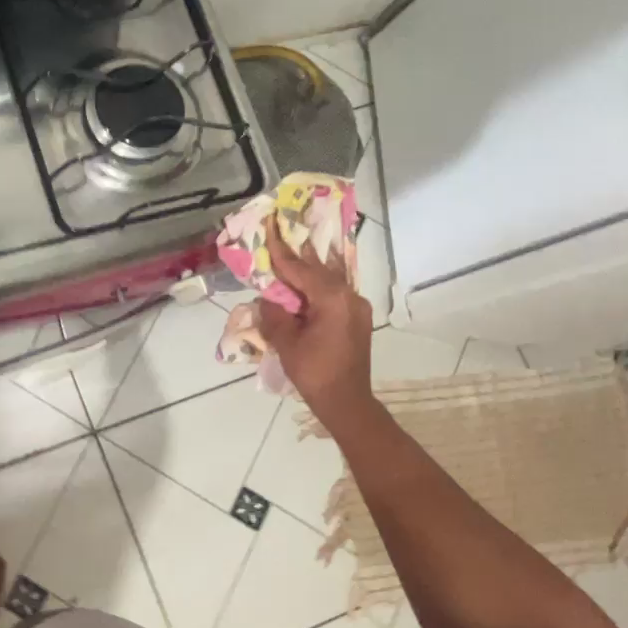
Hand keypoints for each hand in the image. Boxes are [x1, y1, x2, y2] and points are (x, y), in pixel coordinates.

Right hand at [258, 232, 376, 429]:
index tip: (271, 227)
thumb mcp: (286, 342)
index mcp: (332, 299)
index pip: (302, 268)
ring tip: (288, 258)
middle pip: (318, 269)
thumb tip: (270, 298)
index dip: (282, 250)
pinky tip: (301, 287)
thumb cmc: (314, 372)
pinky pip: (333, 294)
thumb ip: (275, 314)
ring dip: (307, 272)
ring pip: (328, 281)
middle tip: (279, 235)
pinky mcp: (356, 319)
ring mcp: (357, 307)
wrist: (346, 401)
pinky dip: (315, 287)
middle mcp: (350, 297)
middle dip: (297, 256)